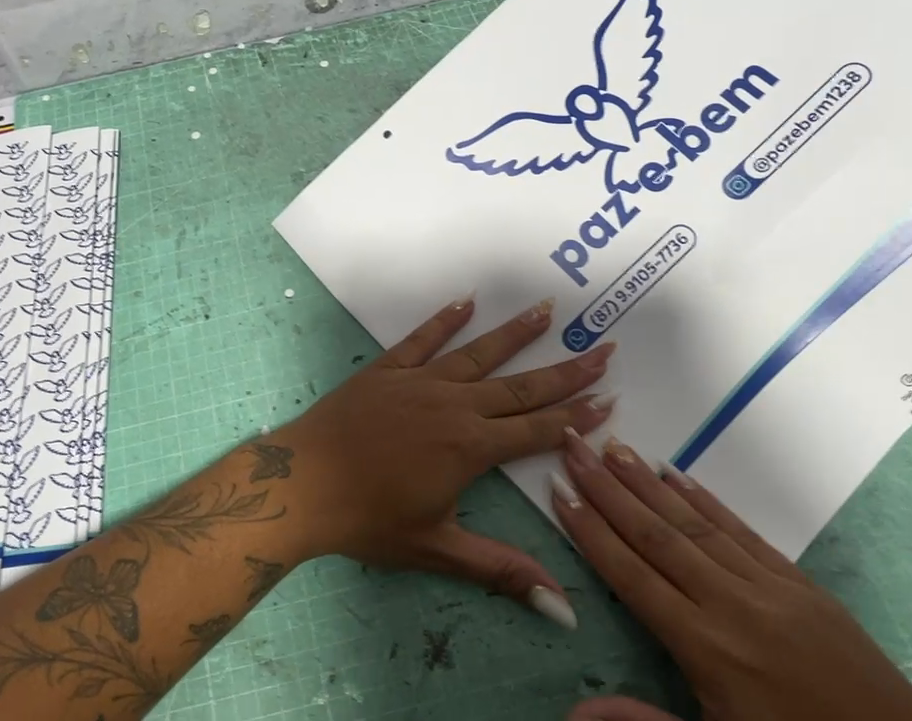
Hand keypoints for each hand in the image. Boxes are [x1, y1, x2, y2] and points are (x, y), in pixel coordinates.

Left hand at [275, 296, 613, 625]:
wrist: (301, 484)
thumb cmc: (367, 520)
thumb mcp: (436, 550)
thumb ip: (501, 570)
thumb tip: (564, 609)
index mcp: (469, 448)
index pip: (535, 429)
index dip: (574, 416)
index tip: (610, 396)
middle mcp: (452, 405)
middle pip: (518, 387)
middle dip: (564, 371)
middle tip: (604, 350)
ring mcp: (417, 381)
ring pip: (477, 353)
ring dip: (515, 333)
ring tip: (549, 310)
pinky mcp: (385, 370)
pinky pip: (421, 339)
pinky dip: (445, 320)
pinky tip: (466, 302)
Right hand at [552, 434, 911, 720]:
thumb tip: (570, 712)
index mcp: (705, 648)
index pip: (631, 574)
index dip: (589, 531)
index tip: (557, 490)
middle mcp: (732, 605)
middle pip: (656, 535)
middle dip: (607, 488)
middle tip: (573, 445)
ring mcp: (771, 589)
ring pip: (695, 523)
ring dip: (648, 483)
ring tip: (613, 447)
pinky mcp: (803, 586)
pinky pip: (743, 532)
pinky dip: (706, 500)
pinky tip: (678, 475)